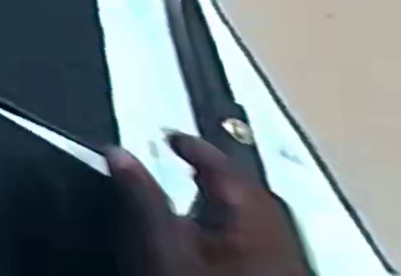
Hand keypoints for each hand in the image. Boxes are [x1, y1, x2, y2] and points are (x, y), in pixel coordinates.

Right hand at [108, 134, 310, 275]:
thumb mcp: (157, 244)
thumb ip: (139, 194)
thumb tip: (118, 153)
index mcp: (257, 235)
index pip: (234, 178)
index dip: (201, 151)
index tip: (172, 137)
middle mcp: (282, 255)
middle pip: (259, 203)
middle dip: (221, 175)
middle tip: (183, 157)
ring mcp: (282, 275)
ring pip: (263, 227)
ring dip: (228, 201)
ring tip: (193, 187)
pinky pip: (260, 247)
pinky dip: (232, 226)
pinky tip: (209, 232)